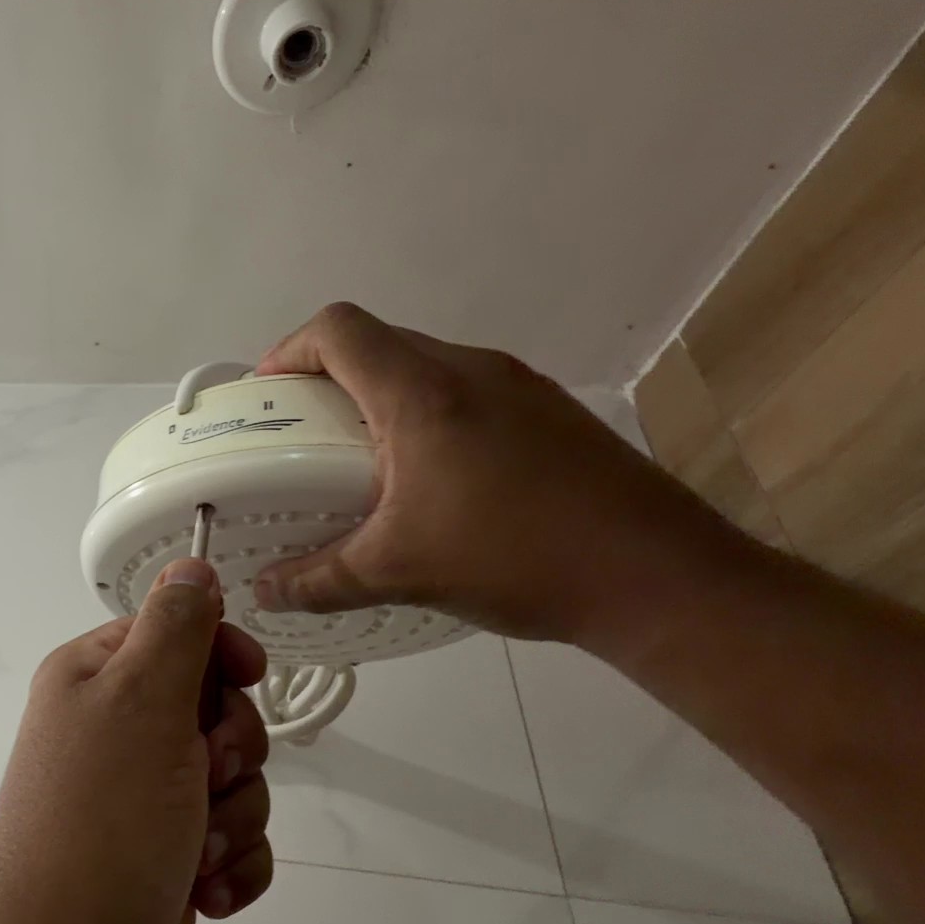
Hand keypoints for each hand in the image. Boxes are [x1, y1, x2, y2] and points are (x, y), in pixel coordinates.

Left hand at [0, 558, 271, 923]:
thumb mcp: (140, 703)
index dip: (221, 653)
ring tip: (195, 848)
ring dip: (232, 815)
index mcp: (95, 677)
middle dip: (231, 747)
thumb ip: (174, 627)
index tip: (245, 677)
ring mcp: (143, 796)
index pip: (178, 630)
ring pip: (235, 777)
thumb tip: (189, 563)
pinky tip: (203, 887)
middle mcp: (115, 730)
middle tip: (204, 774)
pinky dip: (232, 863)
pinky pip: (234, 837)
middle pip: (217, 706)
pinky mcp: (169, 853)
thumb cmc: (100, 825)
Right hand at [251, 302, 734, 641]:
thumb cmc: (516, 557)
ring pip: (424, 366)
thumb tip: (263, 593)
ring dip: (380, 399)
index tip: (267, 399)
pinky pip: (466, 392)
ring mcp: (519, 386)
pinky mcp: (549, 413)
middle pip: (378, 343)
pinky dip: (427, 418)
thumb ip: (318, 580)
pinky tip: (432, 481)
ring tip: (362, 463)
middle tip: (303, 439)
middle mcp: (470, 370)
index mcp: (423, 393)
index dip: (289, 352)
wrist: (661, 578)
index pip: (337, 330)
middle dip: (327, 381)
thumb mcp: (398, 572)